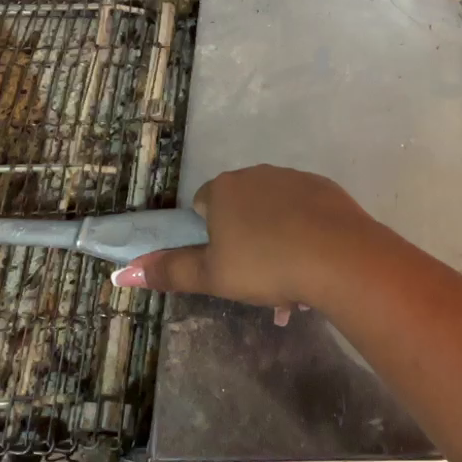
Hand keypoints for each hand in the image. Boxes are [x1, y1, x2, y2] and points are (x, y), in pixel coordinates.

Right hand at [113, 164, 385, 308]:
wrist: (338, 254)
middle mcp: (258, 174)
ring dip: (275, 244)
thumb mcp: (211, 275)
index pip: (203, 206)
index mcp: (225, 188)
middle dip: (245, 244)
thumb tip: (123, 272)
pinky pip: (305, 214)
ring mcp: (295, 178)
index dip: (209, 238)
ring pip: (275, 214)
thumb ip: (170, 271)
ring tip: (289, 287)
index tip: (224, 266)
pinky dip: (304, 236)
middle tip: (257, 285)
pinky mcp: (325, 189)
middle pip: (241, 209)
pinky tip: (314, 267)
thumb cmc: (265, 264)